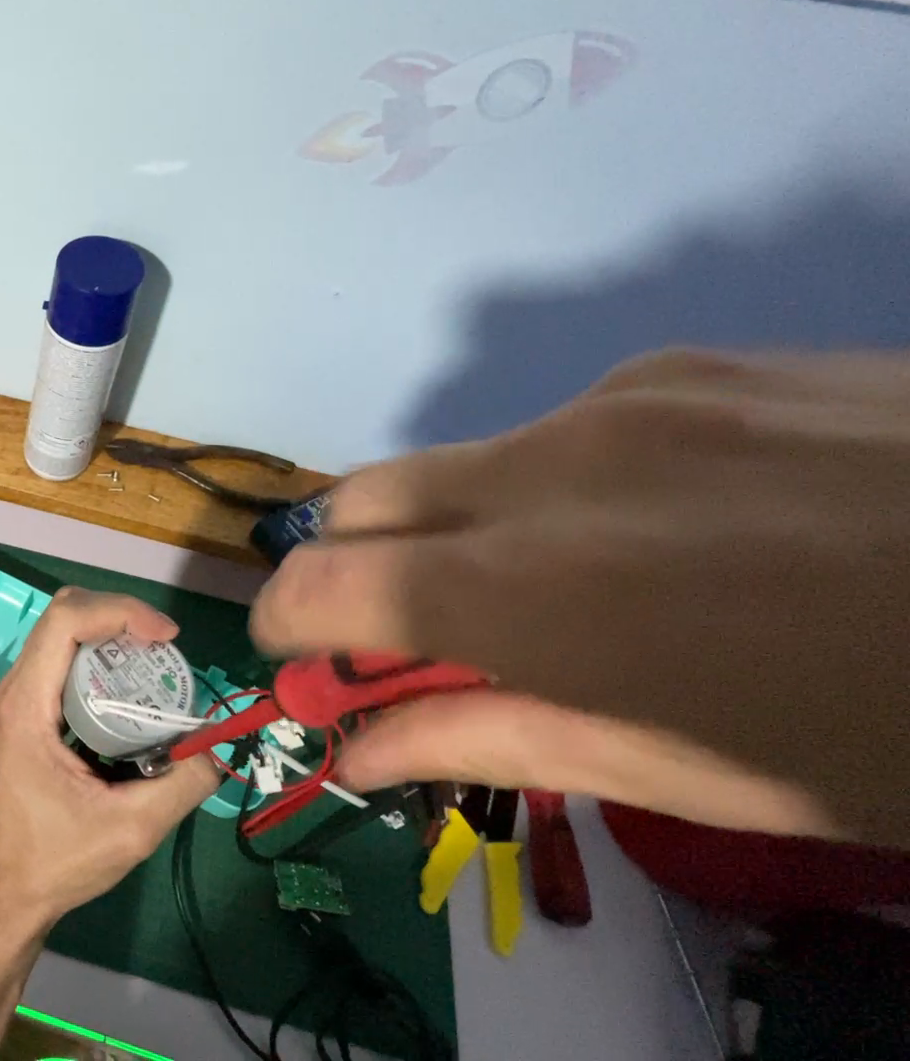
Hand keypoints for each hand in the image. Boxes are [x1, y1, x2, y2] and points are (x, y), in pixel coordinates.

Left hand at [0, 589, 218, 1060]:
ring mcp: (23, 698)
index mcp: (27, 705)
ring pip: (66, 635)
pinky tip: (136, 692)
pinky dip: (104, 660)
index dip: (119, 611)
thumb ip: (182, 785)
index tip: (167, 636)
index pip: (65, 621)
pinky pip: (67, 663)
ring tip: (158, 665)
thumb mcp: (131, 829)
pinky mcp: (34, 712)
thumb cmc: (57, 860)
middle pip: (65, 616)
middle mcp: (19, 689)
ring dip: (113, 637)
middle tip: (167, 649)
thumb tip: (220, 747)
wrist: (10, 891)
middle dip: (120, 617)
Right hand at [250, 349, 909, 847]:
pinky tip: (666, 523)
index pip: (318, 586)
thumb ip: (487, 740)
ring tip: (571, 582)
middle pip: (353, 504)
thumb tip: (357, 751)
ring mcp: (611, 401)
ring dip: (455, 531)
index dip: (285, 626)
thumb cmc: (908, 725)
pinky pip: (557, 431)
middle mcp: (537, 472)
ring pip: (454, 467)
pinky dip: (552, 488)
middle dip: (347, 570)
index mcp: (529, 590)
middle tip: (412, 633)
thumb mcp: (687, 769)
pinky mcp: (682, 364)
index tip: (307, 664)